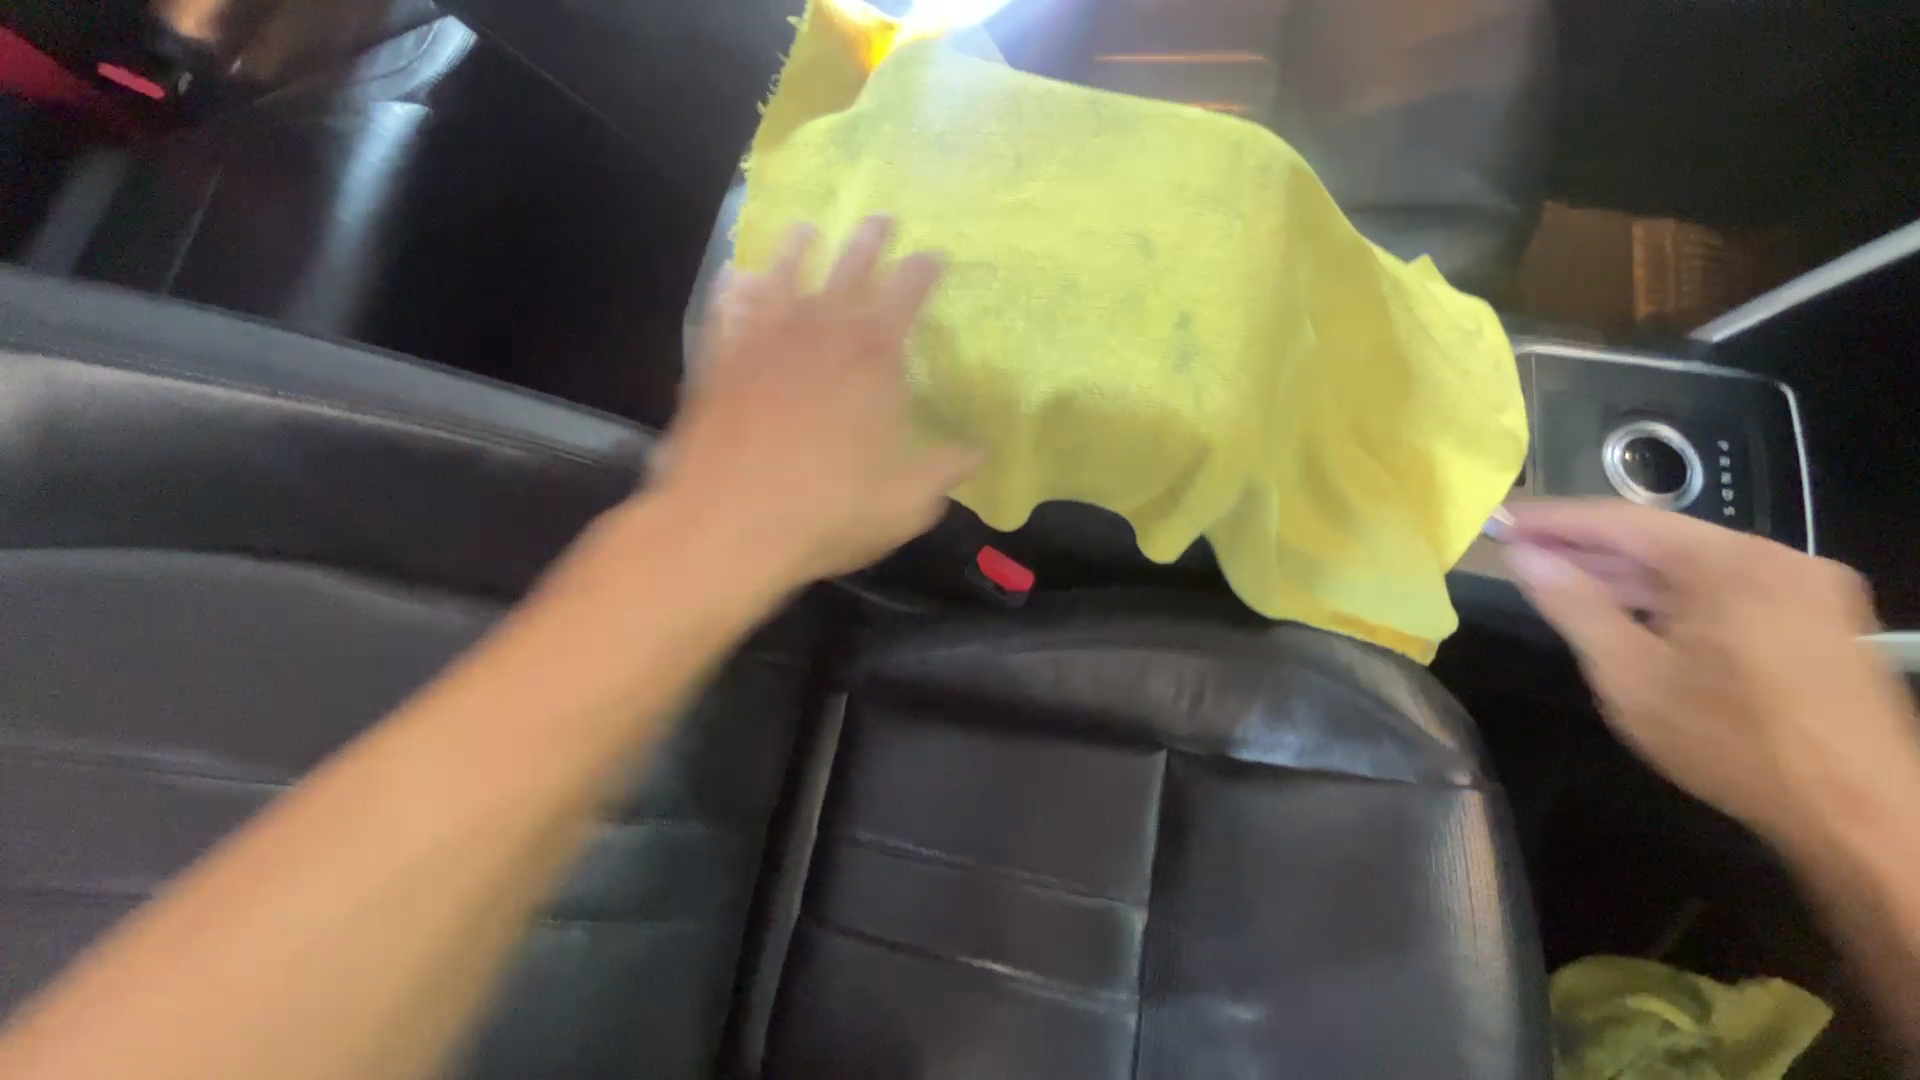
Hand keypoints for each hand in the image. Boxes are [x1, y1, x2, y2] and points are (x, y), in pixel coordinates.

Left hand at [656, 216, 981, 588]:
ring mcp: (762, 343)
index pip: (906, 295)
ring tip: (806, 230)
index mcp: (873, 359)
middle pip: (847, 271)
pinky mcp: (719, 364)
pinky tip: (735, 279)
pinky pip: (728, 312)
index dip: (923, 271)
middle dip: (868, 243)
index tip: (935, 255)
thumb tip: (979, 453)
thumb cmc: (828, 511)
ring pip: (782, 279)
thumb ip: (945, 470)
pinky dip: (735, 291)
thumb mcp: (907, 501)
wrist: (728, 525)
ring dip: (797, 251)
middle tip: (880, 218)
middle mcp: (818, 335)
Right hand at [1502, 499, 1919, 846]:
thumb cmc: (1730, 741)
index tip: (1499, 520)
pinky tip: (1623, 608)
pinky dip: (1664, 594)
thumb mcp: (1628, 673)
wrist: (1861, 816)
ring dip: (1621, 572)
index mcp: (1732, 563)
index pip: (1621, 521)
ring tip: (1555, 576)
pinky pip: (1720, 589)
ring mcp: (1805, 589)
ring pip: (1689, 566)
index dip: (1552, 519)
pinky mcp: (1817, 621)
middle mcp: (1777, 560)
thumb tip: (1523, 556)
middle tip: (1517, 548)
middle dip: (1583, 546)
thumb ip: (1571, 604)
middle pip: (1658, 539)